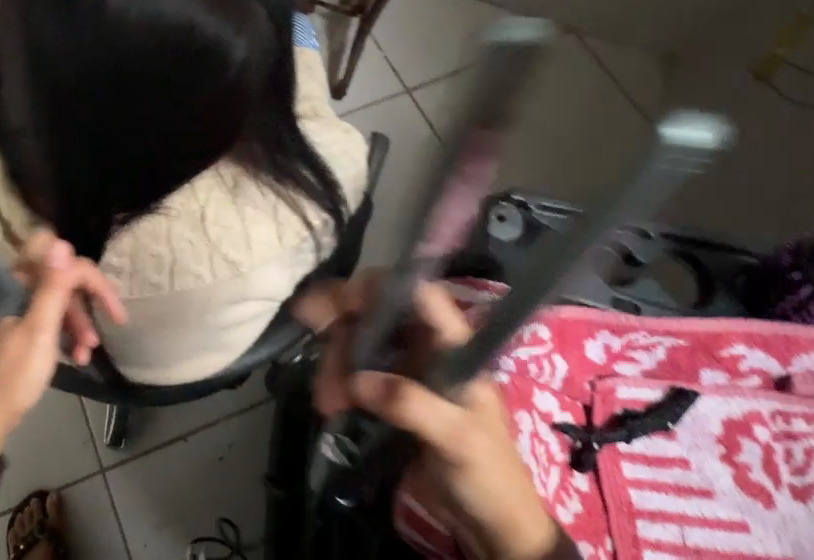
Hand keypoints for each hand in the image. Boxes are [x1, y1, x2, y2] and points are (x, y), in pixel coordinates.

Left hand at [0, 232, 127, 454]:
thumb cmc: (13, 376)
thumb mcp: (39, 331)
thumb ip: (52, 287)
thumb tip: (62, 243)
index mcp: (17, 283)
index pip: (60, 258)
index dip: (89, 276)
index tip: (112, 306)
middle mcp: (16, 289)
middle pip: (62, 279)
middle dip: (87, 303)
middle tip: (111, 325)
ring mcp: (17, 309)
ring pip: (58, 302)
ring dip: (79, 323)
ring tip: (88, 353)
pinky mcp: (19, 330)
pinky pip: (49, 320)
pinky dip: (66, 335)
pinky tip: (76, 357)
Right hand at [294, 272, 569, 559]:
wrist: (491, 526)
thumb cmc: (489, 474)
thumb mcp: (457, 438)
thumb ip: (411, 404)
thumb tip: (358, 381)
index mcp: (453, 345)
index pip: (416, 293)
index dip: (378, 287)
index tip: (341, 303)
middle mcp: (427, 348)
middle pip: (375, 316)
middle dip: (343, 336)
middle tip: (322, 369)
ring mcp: (407, 370)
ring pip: (359, 343)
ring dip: (335, 365)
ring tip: (326, 403)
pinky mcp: (390, 394)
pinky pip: (354, 371)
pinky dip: (336, 381)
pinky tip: (328, 405)